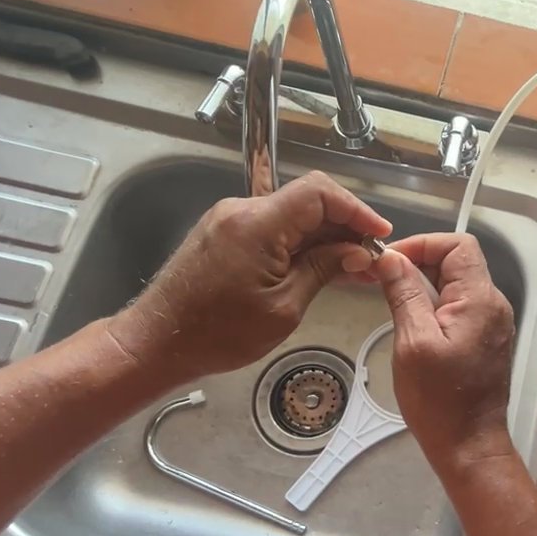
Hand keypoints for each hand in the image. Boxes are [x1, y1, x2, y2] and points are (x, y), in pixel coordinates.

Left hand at [107, 172, 389, 381]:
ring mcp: (231, 221)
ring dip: (326, 238)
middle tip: (373, 258)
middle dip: (346, 227)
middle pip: (308, 202)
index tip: (380, 234)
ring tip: (356, 268)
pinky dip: (302, 245)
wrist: (156, 343)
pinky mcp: (226, 235)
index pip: (319, 193)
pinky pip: (275, 230)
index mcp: (257, 224)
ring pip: (293, 217)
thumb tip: (357, 252)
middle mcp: (243, 211)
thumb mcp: (284, 308)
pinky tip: (324, 267)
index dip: (356, 209)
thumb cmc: (218, 334)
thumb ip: (322, 270)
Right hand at [373, 233, 516, 471]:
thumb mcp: (413, 342)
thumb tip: (391, 258)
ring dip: (423, 284)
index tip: (389, 260)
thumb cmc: (438, 400)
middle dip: (418, 262)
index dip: (422, 244)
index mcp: (480, 299)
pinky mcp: (485, 338)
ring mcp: (492, 322)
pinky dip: (433, 303)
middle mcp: (493, 304)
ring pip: (456, 284)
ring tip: (390, 298)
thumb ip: (404, 294)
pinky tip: (410, 320)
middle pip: (457, 262)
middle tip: (381, 279)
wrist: (469, 444)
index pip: (458, 245)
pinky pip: (459, 306)